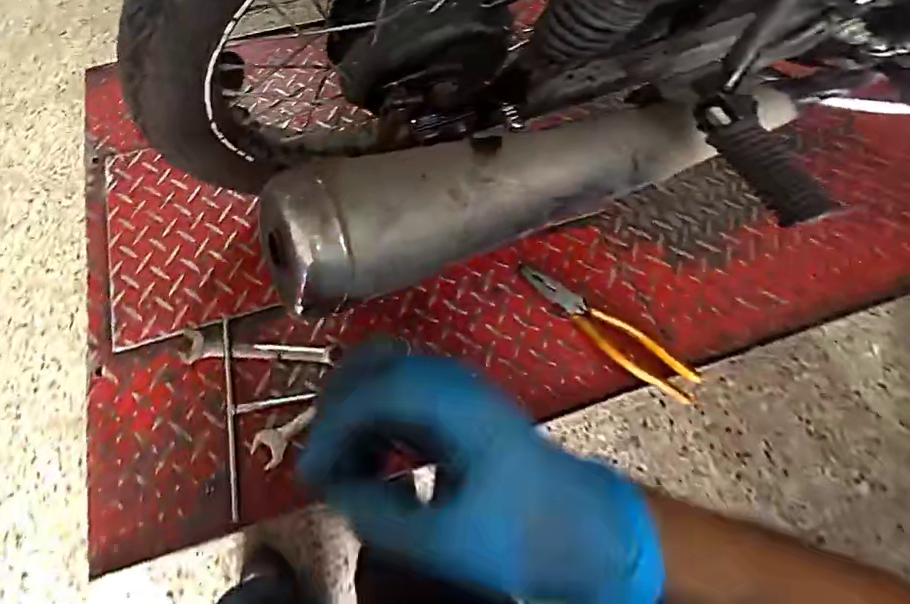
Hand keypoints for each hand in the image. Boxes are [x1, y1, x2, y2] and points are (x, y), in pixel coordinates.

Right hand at [297, 349, 663, 603]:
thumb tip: (335, 493)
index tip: (312, 472)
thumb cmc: (537, 531)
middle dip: (332, 417)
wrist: (597, 532)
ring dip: (349, 417)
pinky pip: (390, 394)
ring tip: (345, 466)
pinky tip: (372, 460)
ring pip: (370, 377)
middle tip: (322, 464)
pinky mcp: (447, 401)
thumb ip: (384, 517)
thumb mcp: (454, 539)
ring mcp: (445, 384)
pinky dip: (369, 422)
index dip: (327, 432)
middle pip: (359, 370)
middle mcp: (441, 377)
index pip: (361, 393)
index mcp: (444, 396)